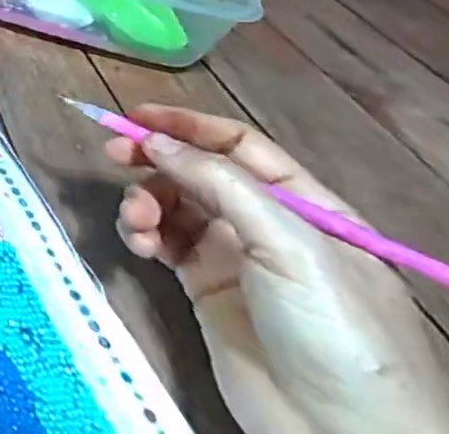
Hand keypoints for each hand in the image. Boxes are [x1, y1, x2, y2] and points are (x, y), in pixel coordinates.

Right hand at [105, 105, 448, 433]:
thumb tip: (154, 139)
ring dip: (145, 202)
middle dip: (154, 159)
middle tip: (113, 156)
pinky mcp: (204, 286)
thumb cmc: (336, 330)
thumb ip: (220, 183)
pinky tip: (140, 245)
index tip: (134, 117)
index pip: (238, 147)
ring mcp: (234, 257)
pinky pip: (163, 241)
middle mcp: (266, 224)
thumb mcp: (291, 247)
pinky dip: (144, 234)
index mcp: (304, 206)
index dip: (187, 125)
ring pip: (173, 204)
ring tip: (136, 221)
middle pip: (197, 171)